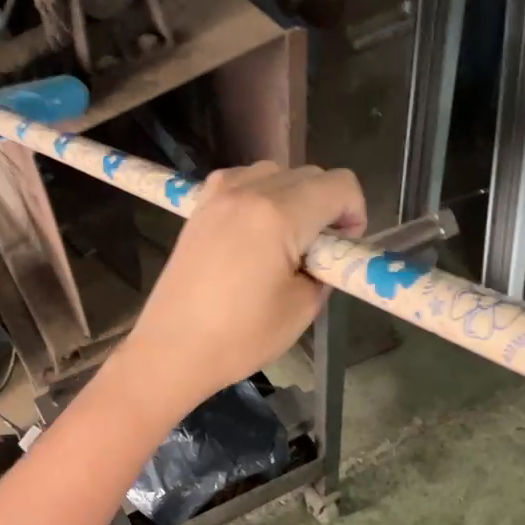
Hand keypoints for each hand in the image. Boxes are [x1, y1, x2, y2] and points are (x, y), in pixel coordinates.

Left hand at [112, 161, 366, 420]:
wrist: (171, 352)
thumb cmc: (238, 339)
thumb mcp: (300, 310)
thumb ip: (324, 270)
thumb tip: (325, 253)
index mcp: (278, 216)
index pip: (339, 186)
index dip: (354, 214)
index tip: (343, 248)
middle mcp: (248, 192)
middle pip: (309, 174)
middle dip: (325, 207)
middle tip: (317, 254)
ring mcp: (218, 196)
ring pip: (275, 172)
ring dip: (292, 198)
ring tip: (284, 243)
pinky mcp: (199, 208)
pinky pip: (241, 181)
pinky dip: (259, 196)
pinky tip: (254, 233)